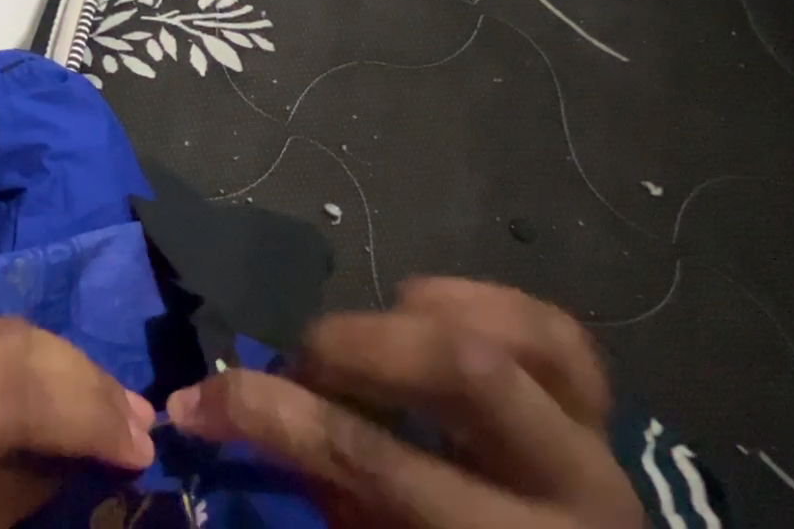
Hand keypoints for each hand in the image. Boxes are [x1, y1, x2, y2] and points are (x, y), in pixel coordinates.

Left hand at [0, 313, 156, 527]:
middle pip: (7, 342)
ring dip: (58, 360)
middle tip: (138, 419)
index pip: (9, 391)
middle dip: (83, 379)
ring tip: (108, 400)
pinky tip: (49, 379)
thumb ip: (23, 480)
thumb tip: (98, 444)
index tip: (143, 444)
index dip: (86, 411)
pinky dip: (16, 353)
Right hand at [164, 278, 642, 528]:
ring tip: (363, 346)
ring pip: (516, 333)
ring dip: (414, 319)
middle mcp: (571, 489)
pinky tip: (418, 319)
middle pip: (456, 367)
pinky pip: (552, 328)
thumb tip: (227, 407)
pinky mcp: (599, 409)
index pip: (368, 458)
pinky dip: (470, 304)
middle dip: (343, 348)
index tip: (194, 400)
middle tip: (294, 370)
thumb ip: (318, 485)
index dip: (266, 414)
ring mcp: (597, 439)